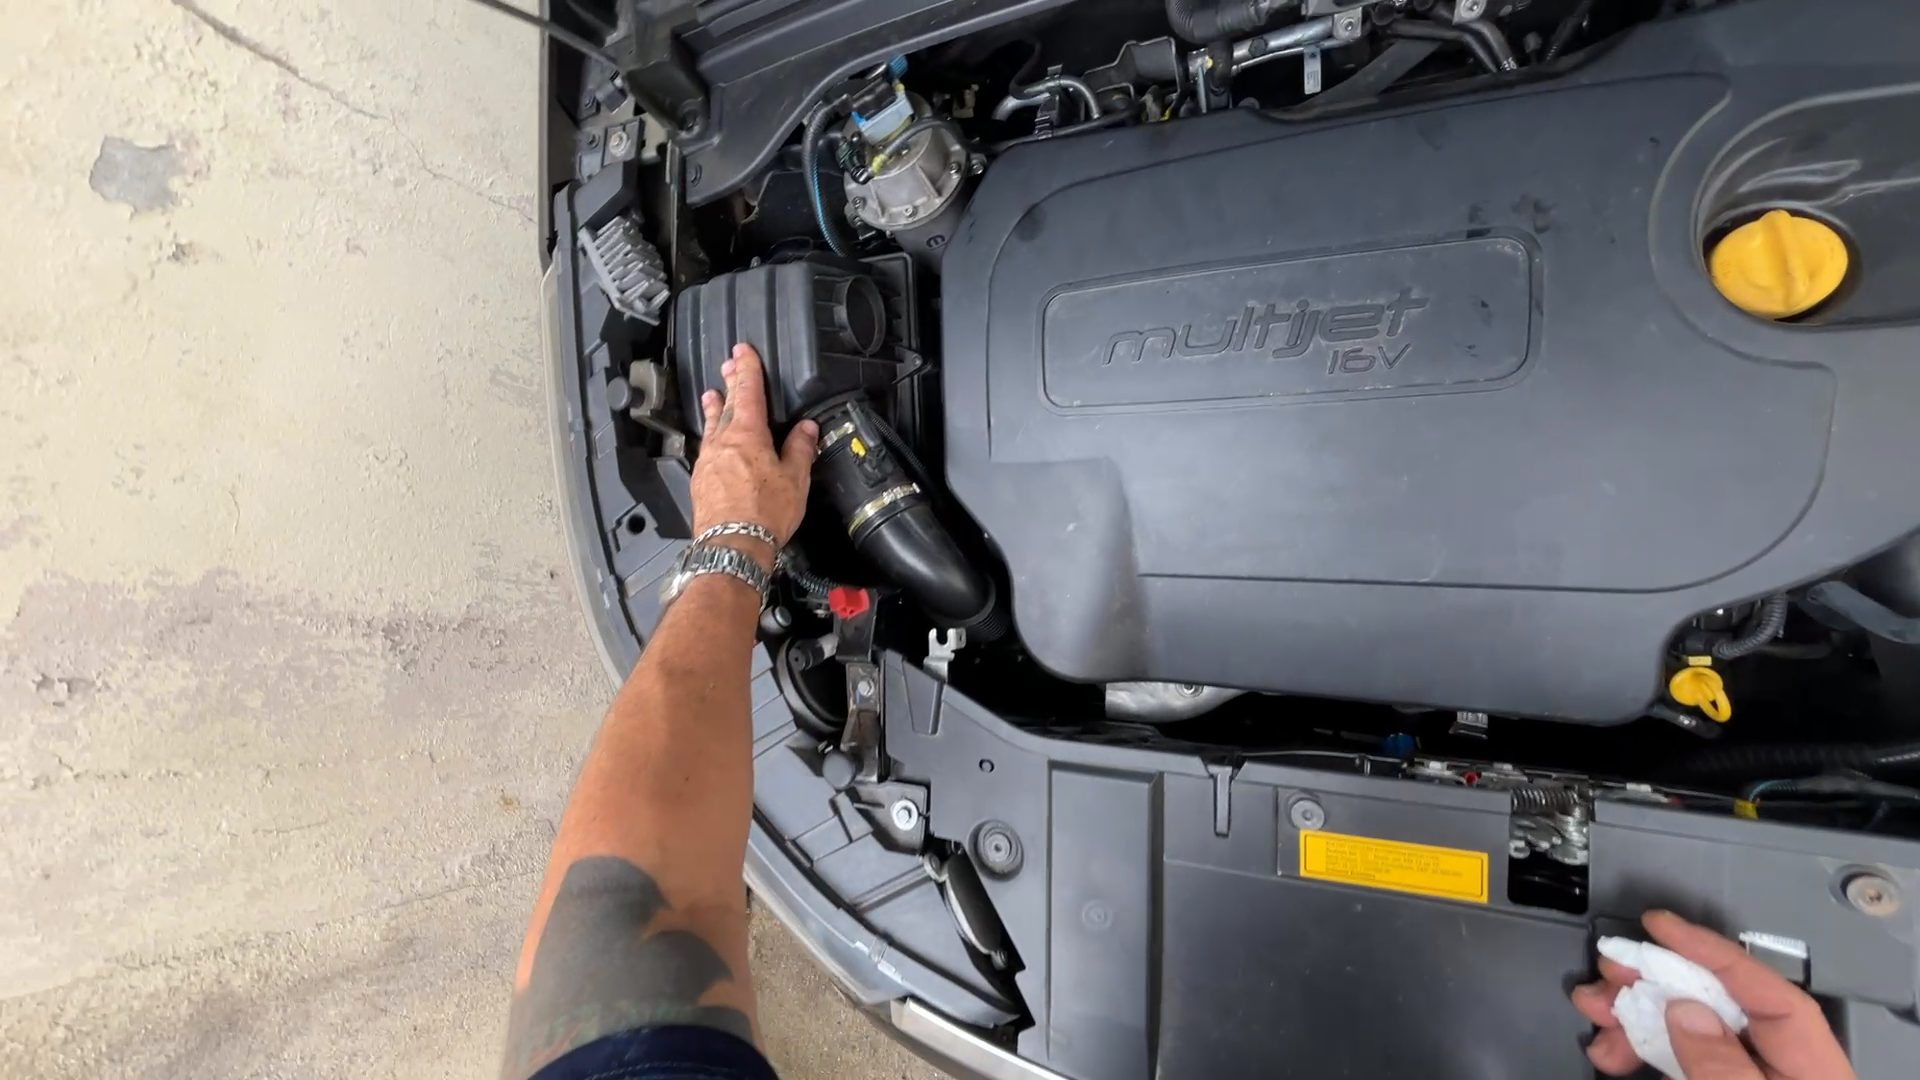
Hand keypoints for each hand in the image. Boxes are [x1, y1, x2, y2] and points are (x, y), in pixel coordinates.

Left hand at [692, 344, 818, 560]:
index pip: (748, 393)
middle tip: (729, 364)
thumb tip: (807, 428)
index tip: (743, 351)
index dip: (748, 370)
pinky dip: (710, 436)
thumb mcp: (795, 479)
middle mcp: (722, 443)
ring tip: (711, 395)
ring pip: (711, 426)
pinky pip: (706, 448)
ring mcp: (708, 461)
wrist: (732, 545)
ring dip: (713, 408)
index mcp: (748, 436)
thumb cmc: (765, 513)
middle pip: (726, 405)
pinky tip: (711, 441)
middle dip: (730, 383)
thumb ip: (800, 449)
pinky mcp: (701, 481)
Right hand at [1571, 910, 1854, 1078]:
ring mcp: (1743, 1076)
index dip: (1714, 950)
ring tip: (1593, 1009)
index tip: (1659, 922)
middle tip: (1611, 965)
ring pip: (1680, 1024)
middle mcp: (1779, 1069)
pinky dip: (1631, 1043)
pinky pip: (1670, 1052)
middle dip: (1650, 977)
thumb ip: (1723, 1065)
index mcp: (1813, 1074)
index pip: (1773, 995)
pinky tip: (1608, 1048)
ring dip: (1626, 1009)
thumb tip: (1685, 1009)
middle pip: (1714, 1001)